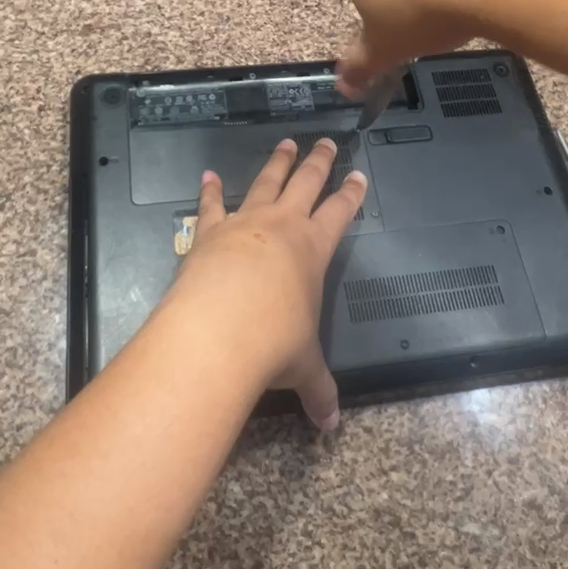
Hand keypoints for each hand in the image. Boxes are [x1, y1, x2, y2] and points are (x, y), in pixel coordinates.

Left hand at [160, 138, 365, 430]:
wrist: (219, 332)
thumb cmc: (273, 344)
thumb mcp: (303, 369)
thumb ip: (319, 392)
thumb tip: (331, 426)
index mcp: (314, 249)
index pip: (340, 212)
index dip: (351, 193)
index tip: (358, 175)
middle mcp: (283, 226)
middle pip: (306, 183)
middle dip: (318, 162)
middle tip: (326, 142)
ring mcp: (245, 223)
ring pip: (266, 182)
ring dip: (277, 162)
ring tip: (285, 143)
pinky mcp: (210, 231)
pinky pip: (213, 205)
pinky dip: (212, 190)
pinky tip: (209, 176)